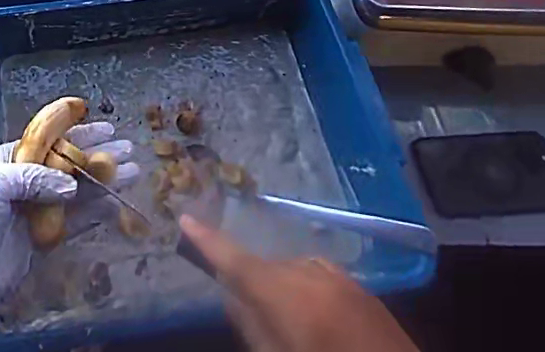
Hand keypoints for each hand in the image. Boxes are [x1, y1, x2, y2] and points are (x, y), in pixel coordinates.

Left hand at [0, 122, 136, 338]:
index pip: (55, 140)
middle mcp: (30, 180)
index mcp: (15, 158)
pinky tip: (115, 203)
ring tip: (132, 172)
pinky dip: (96, 211)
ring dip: (105, 181)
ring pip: (79, 191)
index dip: (82, 133)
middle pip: (72, 163)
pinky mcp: (42, 239)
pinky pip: (75, 221)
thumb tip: (71, 184)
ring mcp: (37, 210)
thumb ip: (36, 176)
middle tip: (129, 148)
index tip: (108, 127)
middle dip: (101, 155)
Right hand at [179, 215, 419, 351]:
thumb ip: (252, 326)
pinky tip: (314, 321)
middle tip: (244, 307)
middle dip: (250, 280)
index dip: (208, 240)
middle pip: (265, 266)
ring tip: (286, 325)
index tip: (186, 219)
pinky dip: (305, 289)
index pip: (236, 260)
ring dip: (280, 287)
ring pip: (292, 271)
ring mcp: (337, 275)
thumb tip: (232, 294)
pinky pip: (317, 277)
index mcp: (285, 292)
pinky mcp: (358, 285)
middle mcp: (309, 271)